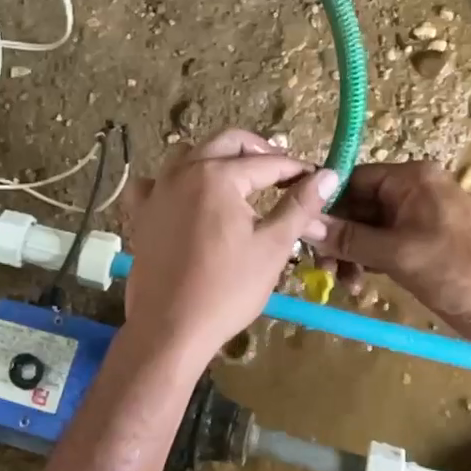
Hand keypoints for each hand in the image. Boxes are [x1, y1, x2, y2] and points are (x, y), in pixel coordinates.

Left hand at [120, 130, 338, 357]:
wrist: (170, 328)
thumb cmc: (227, 289)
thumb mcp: (272, 247)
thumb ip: (299, 206)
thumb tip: (329, 175)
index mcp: (218, 175)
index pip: (268, 162)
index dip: (297, 169)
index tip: (318, 178)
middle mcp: (184, 171)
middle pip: (227, 142)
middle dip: (259, 151)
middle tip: (283, 172)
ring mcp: (158, 190)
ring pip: (190, 154)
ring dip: (217, 158)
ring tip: (241, 179)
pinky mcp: (141, 212)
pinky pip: (155, 181)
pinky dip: (173, 180)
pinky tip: (186, 196)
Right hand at [316, 162, 470, 340]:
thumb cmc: (463, 269)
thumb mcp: (401, 254)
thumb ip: (350, 239)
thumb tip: (303, 224)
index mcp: (410, 179)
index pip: (351, 178)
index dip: (323, 201)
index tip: (297, 225)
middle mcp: (409, 194)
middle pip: (355, 205)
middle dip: (334, 234)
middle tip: (318, 265)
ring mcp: (413, 223)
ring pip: (363, 230)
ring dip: (347, 253)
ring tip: (342, 282)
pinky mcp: (416, 249)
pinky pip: (378, 248)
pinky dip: (364, 263)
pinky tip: (357, 285)